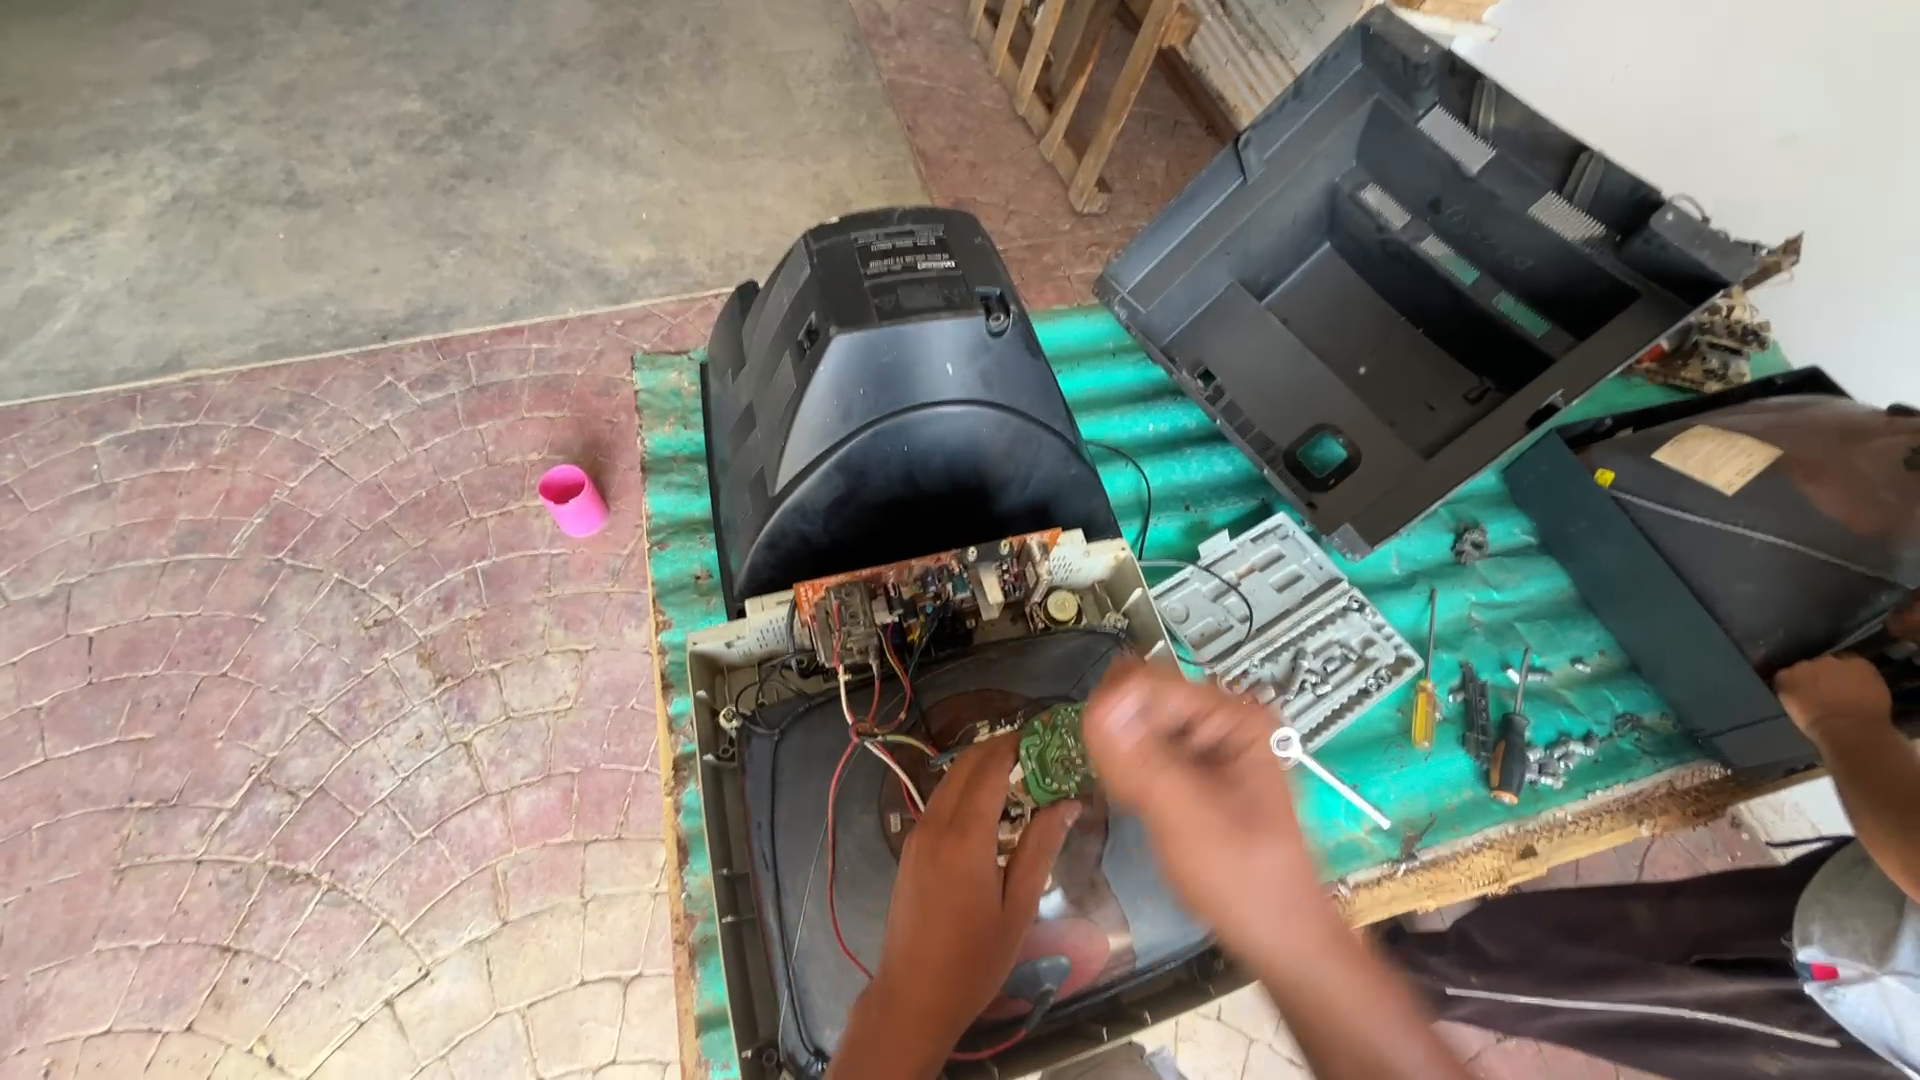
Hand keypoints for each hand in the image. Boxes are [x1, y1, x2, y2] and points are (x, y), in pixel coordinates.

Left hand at [865, 736, 1077, 1053]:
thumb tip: (1067, 803)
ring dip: (982, 767)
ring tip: (1021, 773)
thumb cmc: (975, 960)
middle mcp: (935, 824)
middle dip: (1000, 748)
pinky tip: (991, 806)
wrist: (912, 997)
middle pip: (966, 765)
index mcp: (965, 836)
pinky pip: (940, 802)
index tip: (1045, 735)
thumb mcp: (1019, 907)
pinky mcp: (910, 848)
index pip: (990, 768)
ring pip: (950, 781)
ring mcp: (917, 834)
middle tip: (1038, 751)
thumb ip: (1041, 848)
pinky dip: (966, 789)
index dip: (1017, 744)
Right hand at [1082, 659, 1332, 958]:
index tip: (1110, 768)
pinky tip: (1142, 804)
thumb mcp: (1188, 818)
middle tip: (1129, 793)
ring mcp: (1205, 740)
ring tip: (1139, 804)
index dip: (1114, 718)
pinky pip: (1140, 748)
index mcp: (1232, 715)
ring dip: (1122, 762)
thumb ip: (1142, 761)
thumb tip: (1097, 705)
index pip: (1146, 682)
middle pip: (1137, 698)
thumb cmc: (1242, 879)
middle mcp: (1219, 715)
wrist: (1277, 934)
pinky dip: (1129, 775)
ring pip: (1132, 724)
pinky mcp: (1190, 764)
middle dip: (1119, 743)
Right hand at [1775, 654, 1891, 743]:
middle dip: (1819, 673)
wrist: (1849, 727)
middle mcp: (1802, 663)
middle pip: (1811, 664)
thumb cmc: (1818, 724)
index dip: (1800, 680)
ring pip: (1835, 662)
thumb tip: (1803, 688)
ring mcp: (1830, 661)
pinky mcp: (1857, 663)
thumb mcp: (1794, 706)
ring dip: (1839, 671)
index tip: (1807, 689)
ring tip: (1848, 686)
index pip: (1790, 672)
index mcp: (1783, 676)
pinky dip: (1860, 672)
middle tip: (1828, 688)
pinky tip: (1865, 685)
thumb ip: (1796, 691)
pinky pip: (1858, 664)